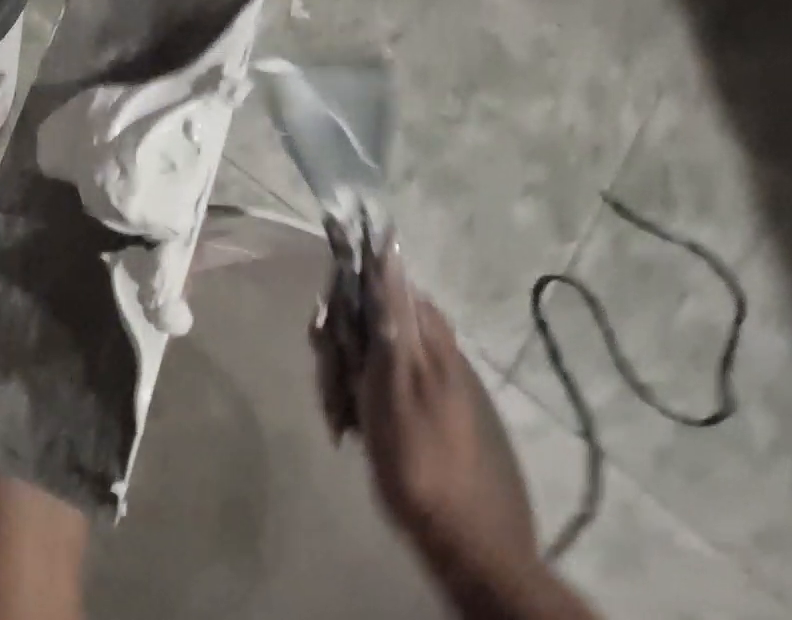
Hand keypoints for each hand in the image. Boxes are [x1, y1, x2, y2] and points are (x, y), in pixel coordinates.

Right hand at [315, 244, 537, 579]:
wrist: (465, 534)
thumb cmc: (419, 461)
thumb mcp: (393, 387)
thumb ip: (390, 322)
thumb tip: (390, 256)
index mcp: (426, 341)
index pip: (385, 284)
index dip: (350, 291)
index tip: (327, 325)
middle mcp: (430, 352)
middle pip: (370, 320)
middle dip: (340, 346)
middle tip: (332, 386)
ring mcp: (428, 381)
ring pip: (369, 354)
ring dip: (344, 376)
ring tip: (341, 415)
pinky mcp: (422, 408)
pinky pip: (379, 383)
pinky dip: (359, 398)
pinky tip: (353, 426)